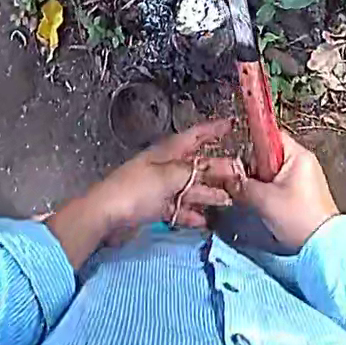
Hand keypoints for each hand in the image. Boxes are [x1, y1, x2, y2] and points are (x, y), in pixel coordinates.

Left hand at [45, 118, 243, 269]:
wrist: (104, 216)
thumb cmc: (135, 189)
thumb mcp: (169, 175)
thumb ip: (196, 172)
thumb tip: (222, 167)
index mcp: (167, 151)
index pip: (196, 135)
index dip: (214, 129)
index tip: (232, 124)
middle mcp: (165, 166)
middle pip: (197, 165)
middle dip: (218, 168)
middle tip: (240, 173)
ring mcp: (159, 187)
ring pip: (190, 188)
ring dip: (209, 193)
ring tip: (229, 200)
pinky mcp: (154, 208)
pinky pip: (178, 208)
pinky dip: (191, 213)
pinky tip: (204, 220)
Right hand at [236, 130, 339, 249]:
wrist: (325, 247)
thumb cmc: (299, 218)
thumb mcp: (264, 199)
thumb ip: (242, 185)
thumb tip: (228, 179)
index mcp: (298, 155)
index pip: (270, 136)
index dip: (253, 146)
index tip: (242, 162)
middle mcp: (304, 162)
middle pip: (270, 155)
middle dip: (256, 170)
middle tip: (251, 186)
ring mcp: (305, 177)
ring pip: (273, 172)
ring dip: (263, 184)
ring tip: (260, 199)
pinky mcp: (304, 192)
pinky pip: (281, 184)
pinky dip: (272, 192)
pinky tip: (269, 206)